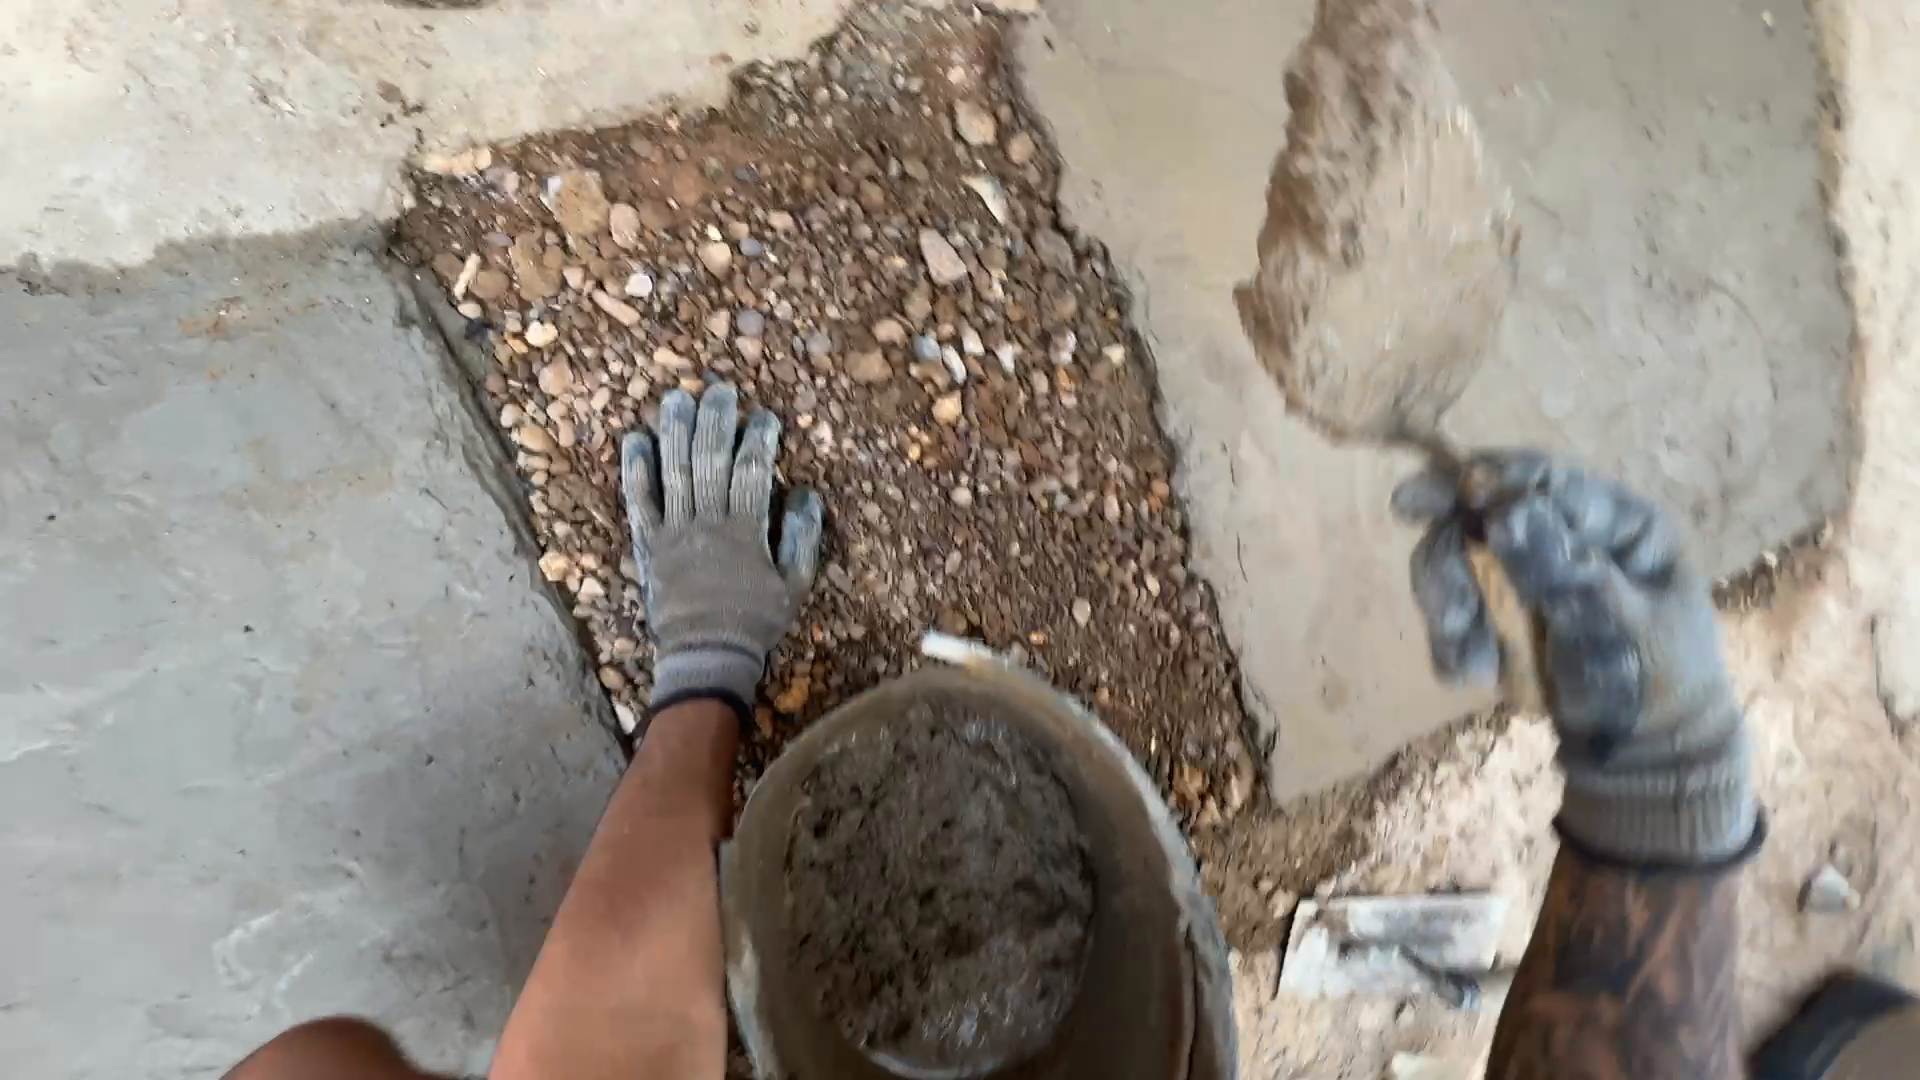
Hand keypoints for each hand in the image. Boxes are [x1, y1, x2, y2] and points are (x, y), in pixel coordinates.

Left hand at [621, 383, 822, 721]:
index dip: (760, 439)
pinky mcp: (648, 543)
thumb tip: (808, 495)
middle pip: (710, 460)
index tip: (765, 416)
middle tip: (720, 390)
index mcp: (746, 530)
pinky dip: (635, 470)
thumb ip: (804, 538)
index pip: (753, 471)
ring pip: (673, 471)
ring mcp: (673, 531)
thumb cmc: (757, 619)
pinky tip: (636, 439)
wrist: (706, 655)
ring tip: (678, 398)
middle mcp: (707, 522)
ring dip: (675, 431)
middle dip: (716, 421)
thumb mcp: (797, 584)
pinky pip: (639, 502)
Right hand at [1394, 449, 1755, 865]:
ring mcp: (1517, 569)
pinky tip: (1467, 672)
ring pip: (1450, 559)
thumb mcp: (1616, 624)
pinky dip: (1448, 638)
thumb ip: (1561, 568)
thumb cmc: (1654, 681)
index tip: (1416, 501)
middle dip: (1448, 562)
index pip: (1540, 479)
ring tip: (1467, 665)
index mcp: (1613, 523)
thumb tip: (1503, 511)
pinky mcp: (1488, 605)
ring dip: (1447, 608)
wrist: (1639, 752)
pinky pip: (1448, 604)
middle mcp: (1556, 534)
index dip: (1480, 481)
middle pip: (1475, 517)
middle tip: (1438, 603)